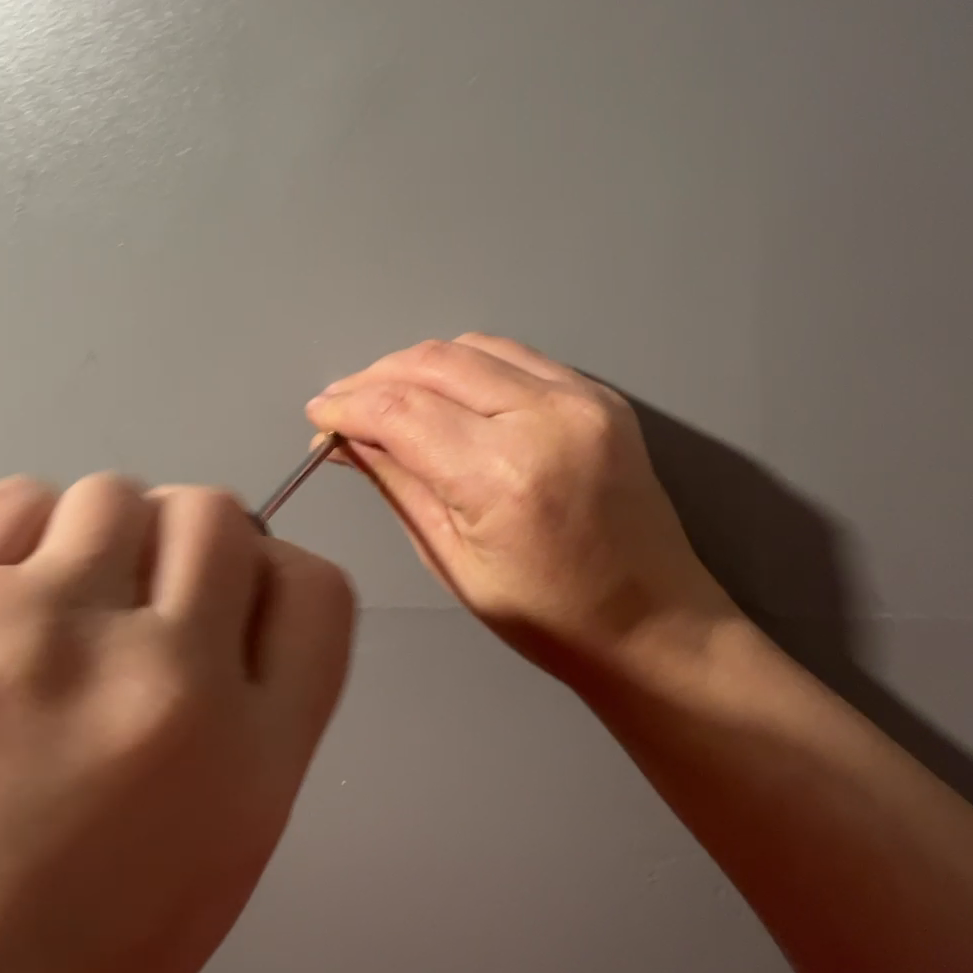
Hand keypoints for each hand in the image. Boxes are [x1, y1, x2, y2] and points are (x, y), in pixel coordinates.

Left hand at [0, 475, 354, 972]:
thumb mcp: (188, 878)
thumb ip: (231, 740)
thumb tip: (218, 632)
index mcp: (239, 768)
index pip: (312, 594)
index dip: (274, 578)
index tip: (235, 589)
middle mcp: (152, 676)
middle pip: (214, 516)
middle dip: (185, 545)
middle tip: (133, 597)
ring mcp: (31, 619)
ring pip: (112, 495)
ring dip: (95, 537)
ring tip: (43, 606)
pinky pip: (9, 499)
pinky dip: (11, 530)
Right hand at [306, 333, 734, 679]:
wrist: (655, 624)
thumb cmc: (545, 617)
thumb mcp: (451, 559)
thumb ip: (396, 484)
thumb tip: (343, 440)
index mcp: (503, 475)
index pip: (400, 410)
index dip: (346, 406)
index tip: (316, 417)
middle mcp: (545, 418)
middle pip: (432, 362)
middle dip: (373, 377)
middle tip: (339, 405)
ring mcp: (582, 398)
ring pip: (471, 347)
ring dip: (415, 365)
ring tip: (383, 398)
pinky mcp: (599, 396)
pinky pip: (513, 358)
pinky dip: (464, 367)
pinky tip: (442, 396)